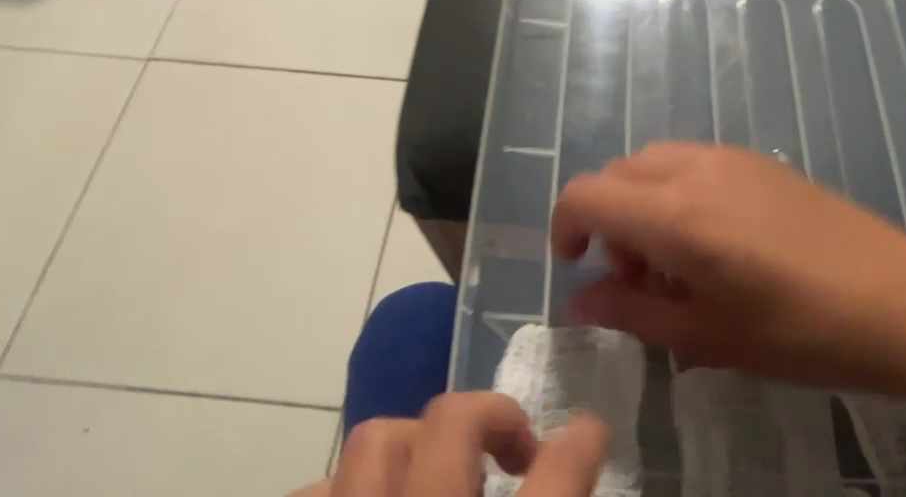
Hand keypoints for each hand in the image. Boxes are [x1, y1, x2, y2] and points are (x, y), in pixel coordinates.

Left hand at [333, 393, 607, 496]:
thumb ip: (548, 496)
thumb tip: (559, 469)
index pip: (554, 480)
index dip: (579, 447)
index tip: (591, 430)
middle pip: (450, 423)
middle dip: (487, 417)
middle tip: (512, 454)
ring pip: (372, 443)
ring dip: (409, 450)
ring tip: (430, 477)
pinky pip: (314, 490)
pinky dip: (341, 488)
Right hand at [550, 143, 905, 391]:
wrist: (896, 298)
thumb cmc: (799, 332)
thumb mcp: (707, 336)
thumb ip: (632, 310)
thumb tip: (580, 298)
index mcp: (675, 215)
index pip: (586, 195)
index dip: (565, 228)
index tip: (577, 268)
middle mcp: (694, 169)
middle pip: (617, 173)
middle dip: (606, 220)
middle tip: (635, 278)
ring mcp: (730, 157)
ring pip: (653, 162)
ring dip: (640, 203)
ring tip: (674, 261)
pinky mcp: (758, 159)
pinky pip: (691, 161)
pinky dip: (674, 190)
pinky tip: (712, 239)